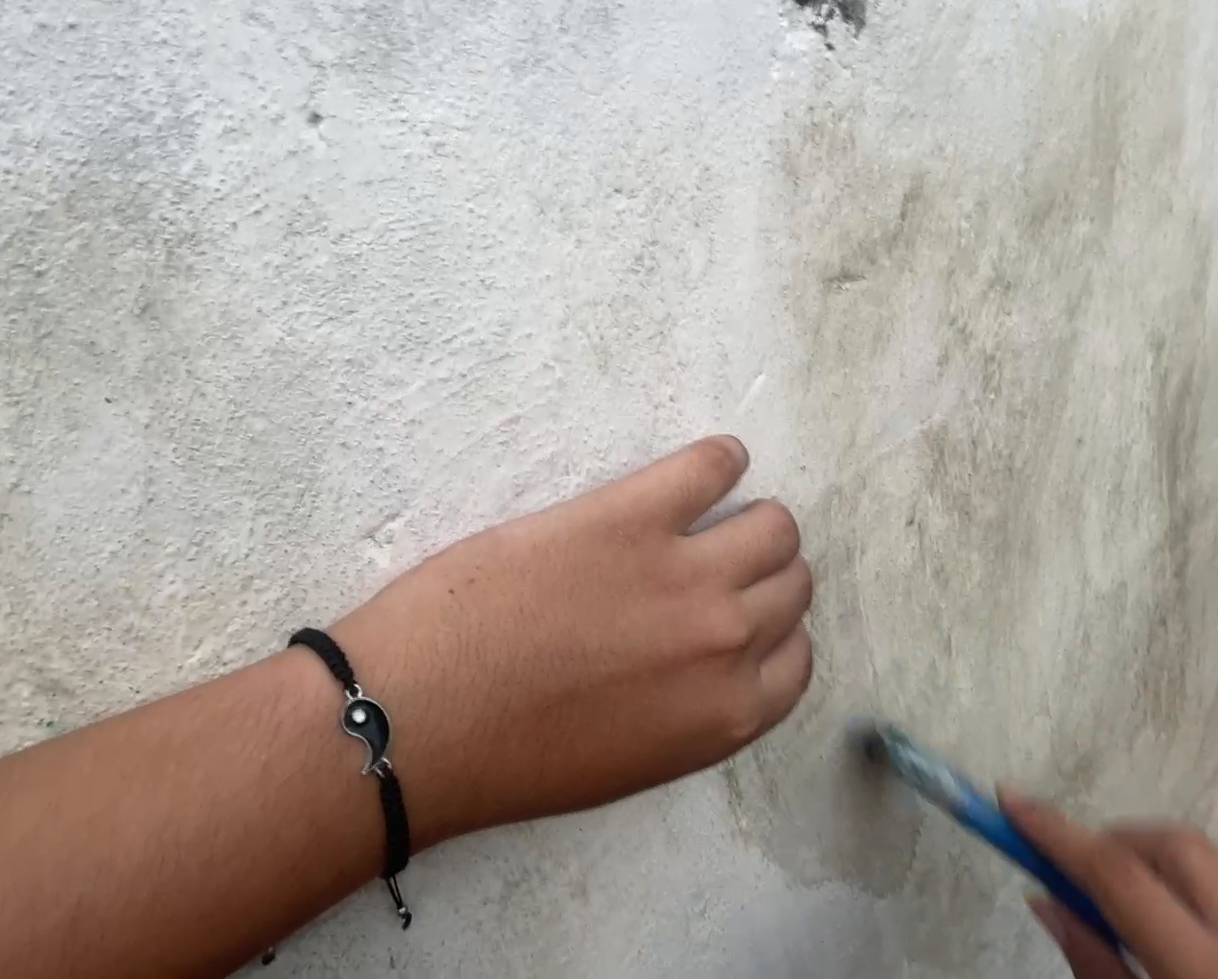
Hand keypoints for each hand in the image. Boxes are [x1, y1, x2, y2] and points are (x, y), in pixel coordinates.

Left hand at [330, 435, 813, 845]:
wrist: (421, 717)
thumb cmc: (510, 751)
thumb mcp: (630, 755)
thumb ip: (690, 709)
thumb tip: (709, 660)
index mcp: (726, 714)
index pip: (796, 655)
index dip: (771, 629)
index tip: (743, 612)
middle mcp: (726, 642)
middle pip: (789, 583)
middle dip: (761, 574)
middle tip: (715, 562)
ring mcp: (682, 573)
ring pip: (772, 525)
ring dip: (751, 520)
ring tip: (708, 514)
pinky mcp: (627, 517)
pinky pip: (707, 467)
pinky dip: (719, 460)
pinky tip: (707, 464)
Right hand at [1002, 793, 1217, 978]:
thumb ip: (1095, 965)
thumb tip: (1044, 900)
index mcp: (1211, 975)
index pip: (1118, 873)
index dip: (1056, 831)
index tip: (1010, 799)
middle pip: (1179, 847)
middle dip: (1117, 838)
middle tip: (1077, 865)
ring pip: (1213, 877)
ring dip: (1155, 875)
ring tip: (1123, 919)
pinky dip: (1190, 908)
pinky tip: (1175, 950)